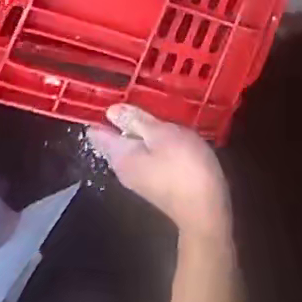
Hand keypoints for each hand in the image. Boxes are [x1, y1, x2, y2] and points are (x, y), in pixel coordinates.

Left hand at [86, 104, 231, 241]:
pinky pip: (148, 155)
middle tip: (138, 94)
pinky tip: (170, 132)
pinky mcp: (157, 181)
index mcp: (120, 155)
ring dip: (141, 129)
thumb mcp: (163, 135)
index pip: (96, 133)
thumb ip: (137, 122)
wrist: (205, 209)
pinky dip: (154, 141)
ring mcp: (141, 177)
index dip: (99, 113)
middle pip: (115, 140)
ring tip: (157, 108)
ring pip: (133, 147)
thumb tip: (110, 111)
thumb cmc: (184, 167)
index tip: (110, 93)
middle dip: (123, 119)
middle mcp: (124, 168)